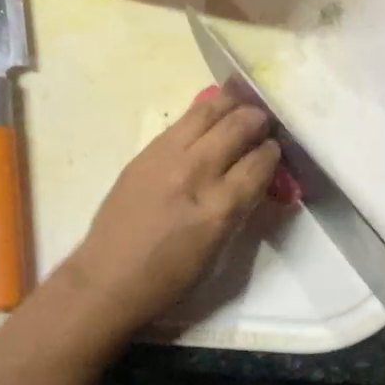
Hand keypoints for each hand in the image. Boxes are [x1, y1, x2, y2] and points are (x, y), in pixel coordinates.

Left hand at [63, 91, 280, 330]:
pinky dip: (202, 114)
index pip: (258, 163)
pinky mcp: (144, 154)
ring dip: (230, 105)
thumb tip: (255, 180)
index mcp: (218, 208)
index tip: (276, 149)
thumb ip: (240, 210)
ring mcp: (165, 159)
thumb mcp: (218, 252)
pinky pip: (180, 123)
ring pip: (206, 113)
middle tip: (265, 121)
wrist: (108, 279)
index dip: (273, 153)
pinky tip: (211, 114)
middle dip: (257, 121)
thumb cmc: (169, 279)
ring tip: (242, 104)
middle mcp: (195, 174)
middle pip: (236, 128)